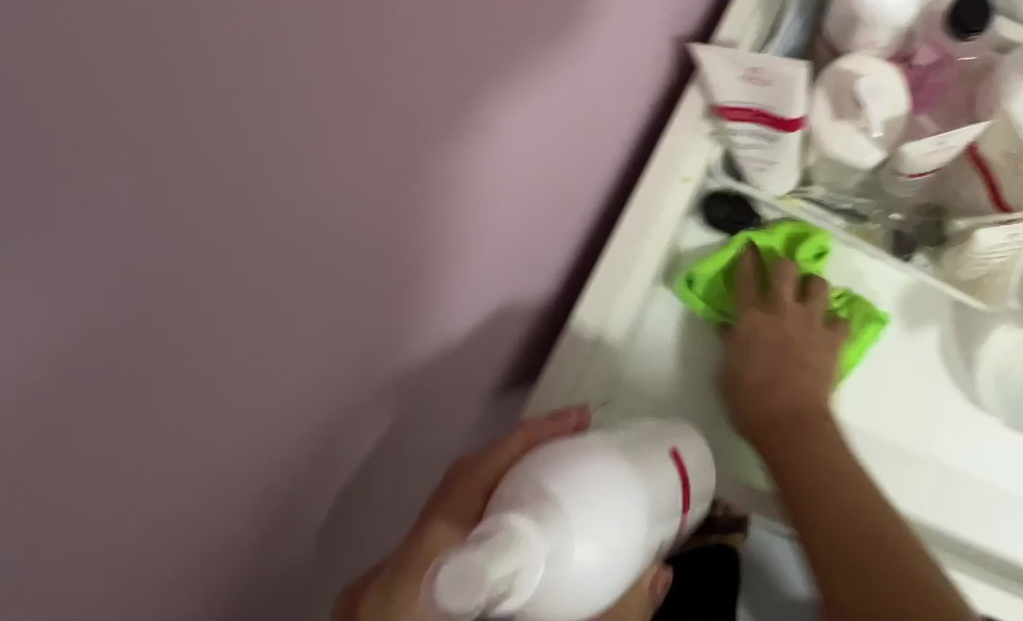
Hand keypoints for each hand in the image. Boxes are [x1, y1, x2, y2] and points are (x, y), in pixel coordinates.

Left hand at [332, 405, 673, 620]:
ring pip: (440, 529)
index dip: (528, 439)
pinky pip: (426, 560)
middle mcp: (378, 583)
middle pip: (458, 495)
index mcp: (412, 582)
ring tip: (549, 495)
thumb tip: (657, 573)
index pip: (471, 479)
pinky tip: (505, 559)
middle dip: (520, 463)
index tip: (581, 422)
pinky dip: (472, 543)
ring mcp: (365, 606)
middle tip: (575, 451)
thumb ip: (605, 619)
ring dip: (496, 504)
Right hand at [719, 244, 847, 453]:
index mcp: (751, 317)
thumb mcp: (726, 372)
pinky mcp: (833, 337)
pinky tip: (832, 331)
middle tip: (783, 275)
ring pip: (819, 283)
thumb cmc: (748, 402)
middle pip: (786, 267)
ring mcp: (811, 321)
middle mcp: (781, 309)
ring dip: (814, 287)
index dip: (748, 257)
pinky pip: (842, 319)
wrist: (789, 422)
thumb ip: (729, 342)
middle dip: (784, 266)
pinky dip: (837, 323)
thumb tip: (727, 325)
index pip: (747, 276)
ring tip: (811, 296)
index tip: (750, 246)